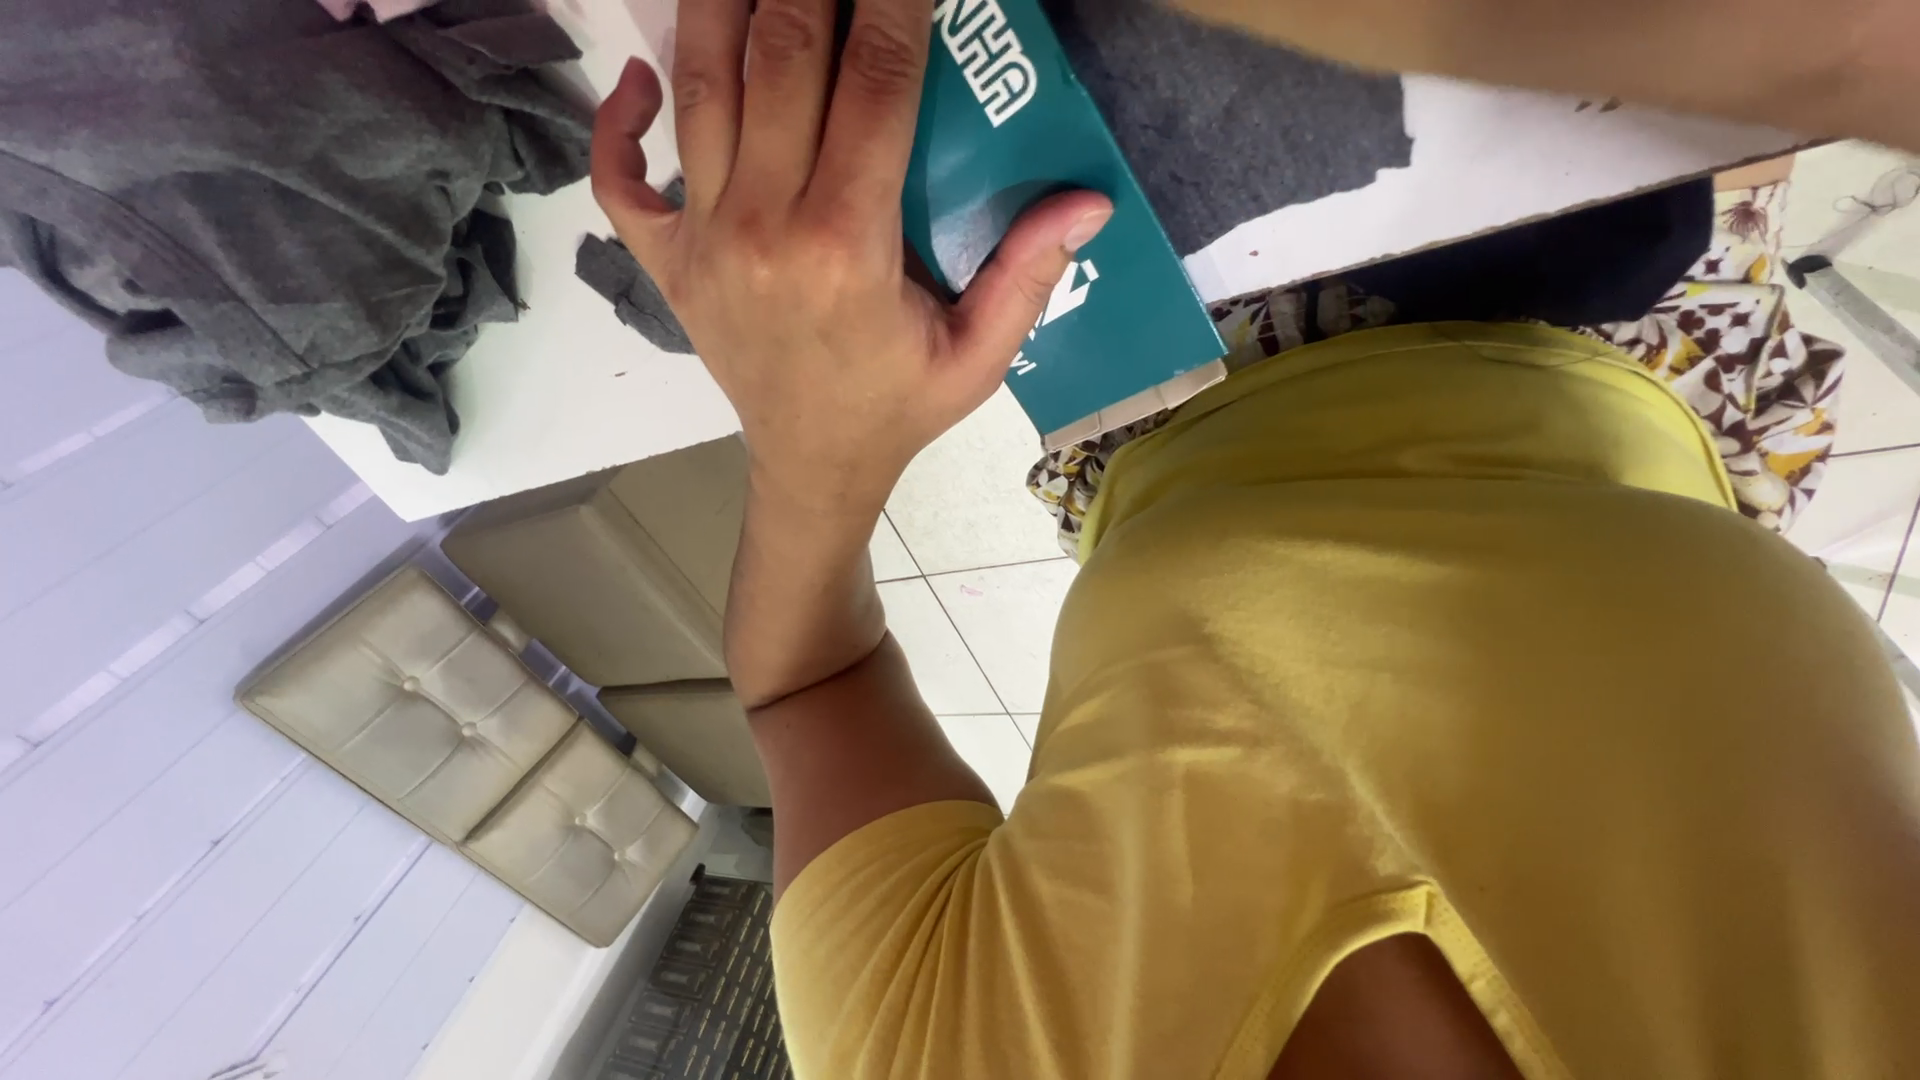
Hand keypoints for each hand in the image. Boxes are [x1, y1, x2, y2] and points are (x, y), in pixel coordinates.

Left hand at [590, 0, 1112, 514]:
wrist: (815, 466)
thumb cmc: (898, 410)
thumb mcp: (978, 359)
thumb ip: (1027, 277)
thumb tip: (1091, 202)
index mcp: (847, 246)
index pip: (875, 83)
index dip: (897, 3)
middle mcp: (765, 226)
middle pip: (778, 55)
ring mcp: (704, 240)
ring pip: (699, 87)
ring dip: (719, 6)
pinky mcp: (669, 263)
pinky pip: (618, 180)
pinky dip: (616, 122)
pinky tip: (638, 79)